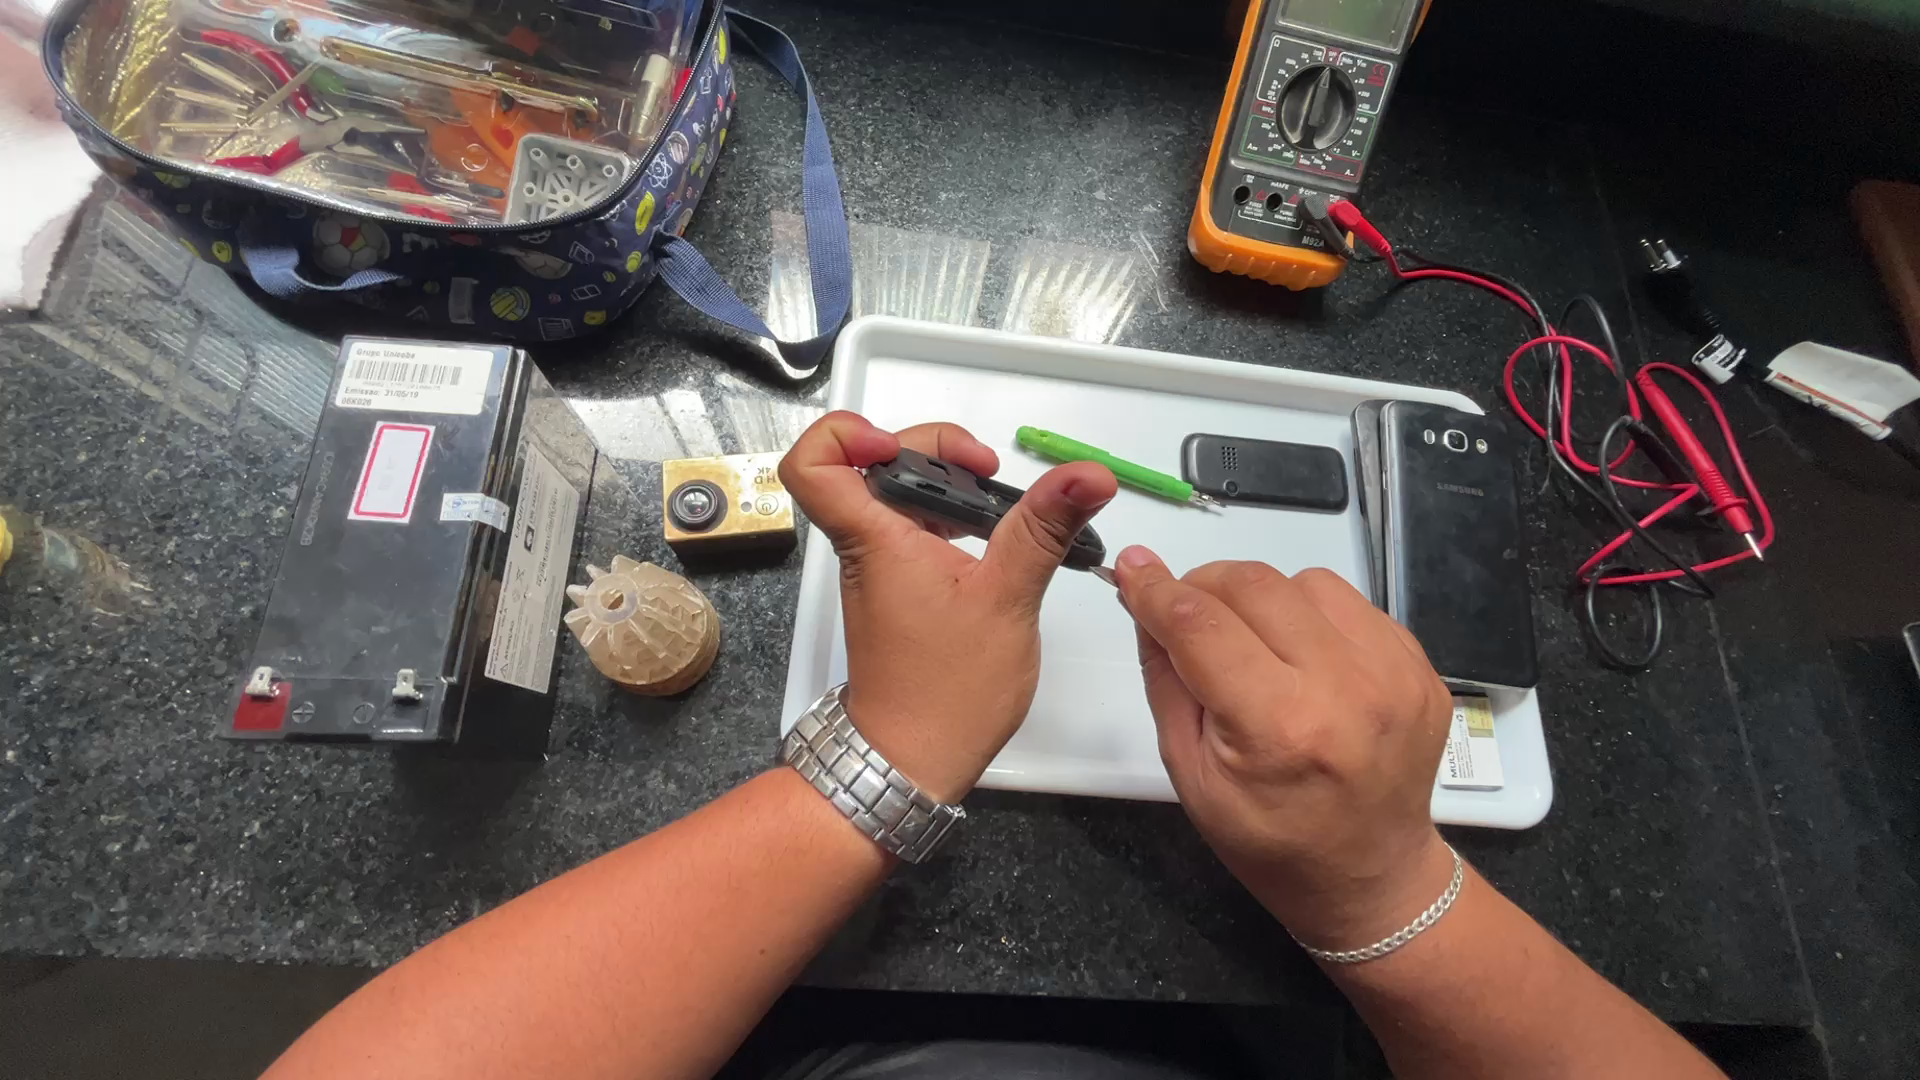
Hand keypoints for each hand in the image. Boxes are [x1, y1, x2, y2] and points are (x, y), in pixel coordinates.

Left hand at [779, 412, 1116, 803]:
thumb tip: (1086, 475)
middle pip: (871, 462)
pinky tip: (991, 537)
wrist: (912, 759)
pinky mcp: (897, 584)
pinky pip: (913, 526)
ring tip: (999, 504)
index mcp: (874, 539)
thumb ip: (1043, 529)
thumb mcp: (1007, 598)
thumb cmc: (948, 692)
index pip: (814, 463)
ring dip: (947, 483)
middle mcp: (866, 546)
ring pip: (898, 493)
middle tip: (985, 471)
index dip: (846, 434)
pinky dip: (950, 516)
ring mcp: (880, 565)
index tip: (903, 445)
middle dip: (932, 449)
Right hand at [1113, 549, 1455, 950]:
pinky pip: (1346, 600)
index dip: (1156, 591)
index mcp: (1279, 727)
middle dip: (1201, 585)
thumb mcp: (1187, 768)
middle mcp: (1345, 689)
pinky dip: (1305, 610)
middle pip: (1252, 585)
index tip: (1131, 570)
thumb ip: (1164, 675)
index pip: (1201, 625)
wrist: (1370, 877)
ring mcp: (1393, 674)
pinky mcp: (1418, 665)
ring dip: (1257, 596)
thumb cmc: (1266, 838)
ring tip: (1248, 641)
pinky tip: (1297, 653)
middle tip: (1183, 612)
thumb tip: (1144, 601)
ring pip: (1301, 580)